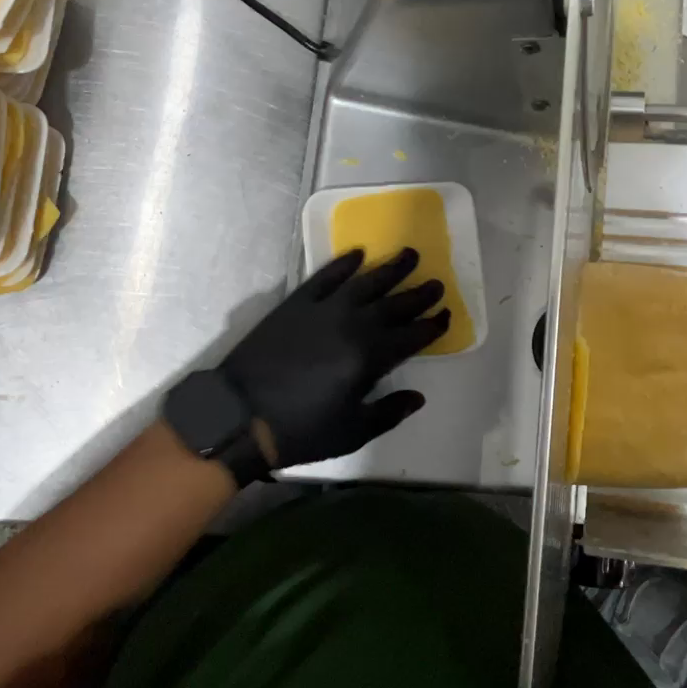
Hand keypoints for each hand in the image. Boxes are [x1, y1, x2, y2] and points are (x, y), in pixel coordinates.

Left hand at [219, 248, 449, 468]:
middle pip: (394, 304)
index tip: (446, 315)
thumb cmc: (300, 429)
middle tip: (436, 283)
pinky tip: (358, 254)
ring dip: (390, 268)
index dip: (432, 326)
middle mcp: (353, 325)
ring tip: (409, 254)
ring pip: (365, 282)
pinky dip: (343, 263)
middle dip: (418, 294)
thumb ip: (389, 413)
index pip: (411, 336)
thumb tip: (417, 397)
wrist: (240, 415)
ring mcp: (324, 309)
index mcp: (370, 358)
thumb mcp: (351, 432)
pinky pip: (326, 276)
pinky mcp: (297, 302)